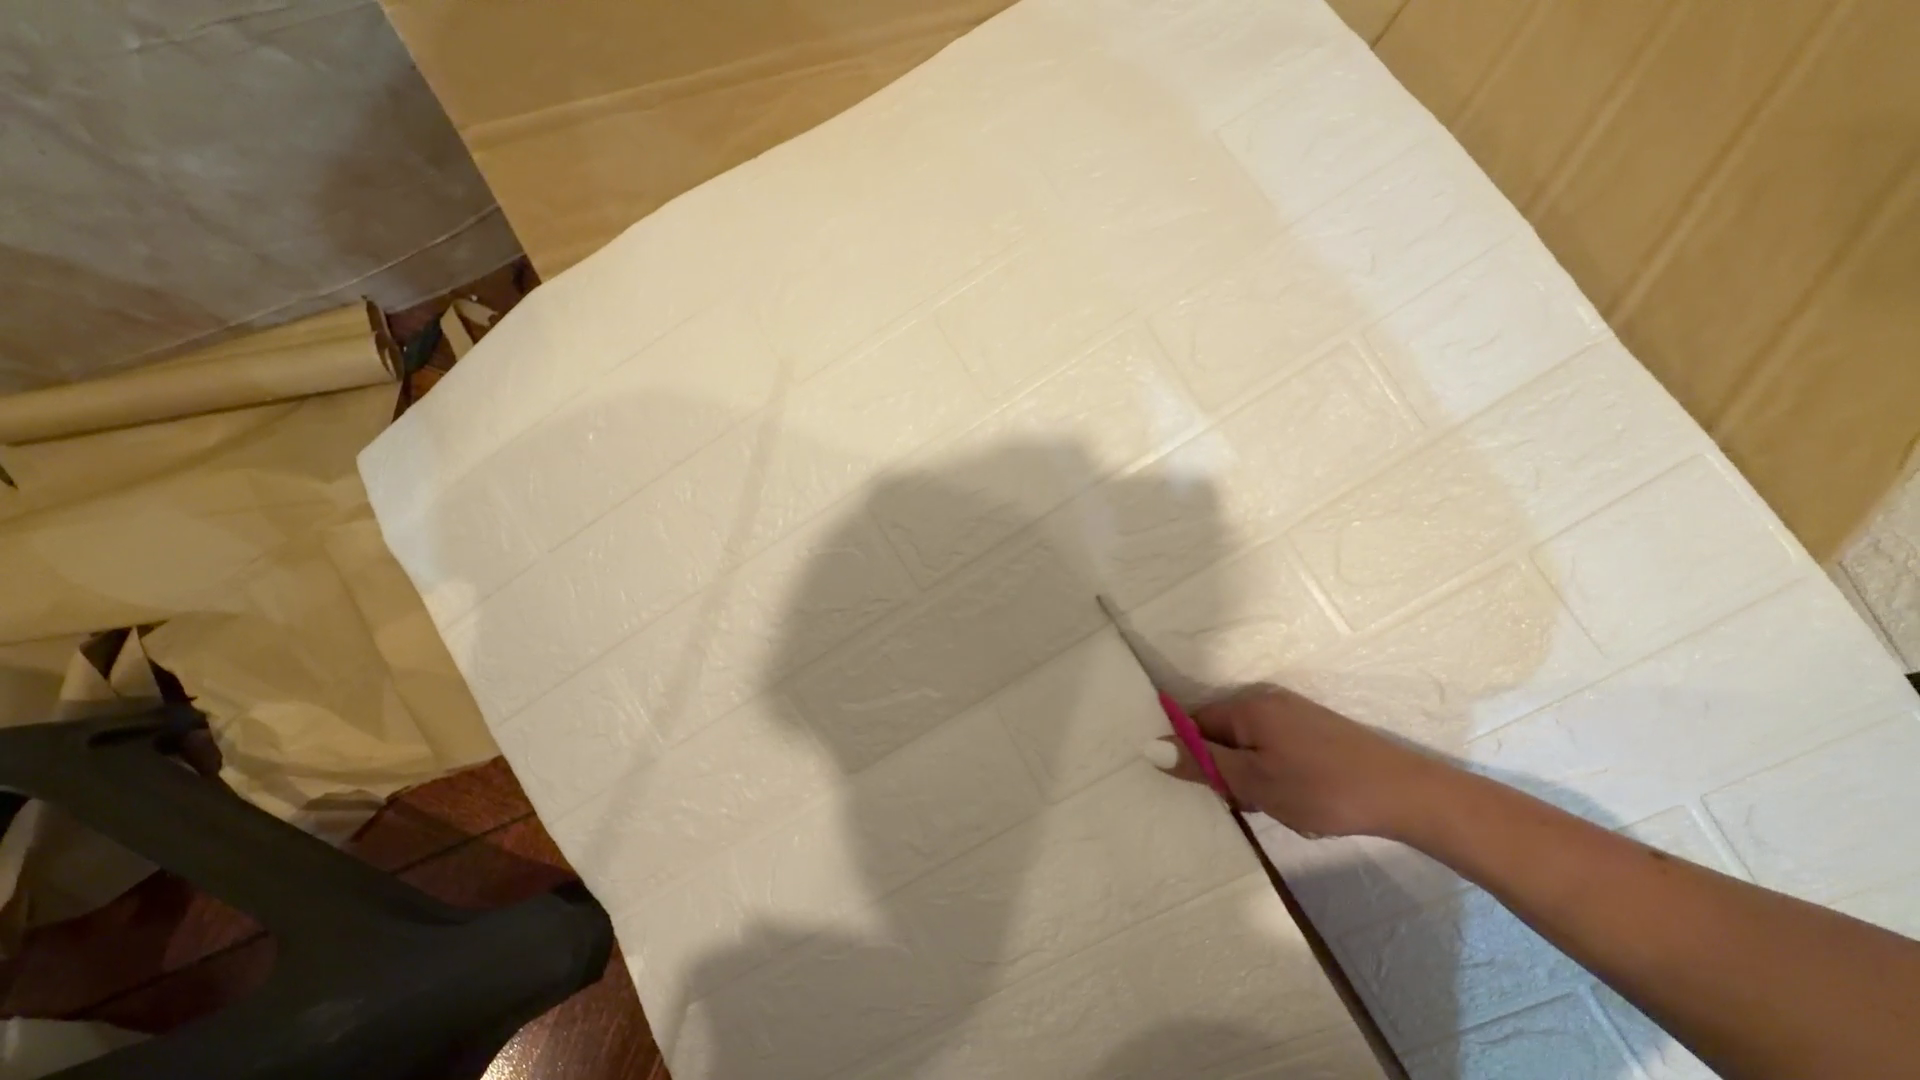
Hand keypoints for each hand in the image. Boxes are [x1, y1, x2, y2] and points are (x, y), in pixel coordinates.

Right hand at [1145, 685, 1454, 840]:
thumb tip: (1149, 744)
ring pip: (1248, 745)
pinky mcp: (1317, 733)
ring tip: (1267, 805)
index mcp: (1248, 707)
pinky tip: (1290, 799)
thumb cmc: (1320, 788)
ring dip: (1247, 775)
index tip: (1198, 788)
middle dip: (1220, 768)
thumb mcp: (1252, 782)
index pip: (1194, 721)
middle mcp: (1269, 702)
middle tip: (1237, 803)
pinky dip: (1269, 772)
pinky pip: (1272, 748)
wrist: (1404, 795)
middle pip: (1220, 732)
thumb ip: (1201, 764)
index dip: (1187, 754)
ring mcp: (1296, 716)